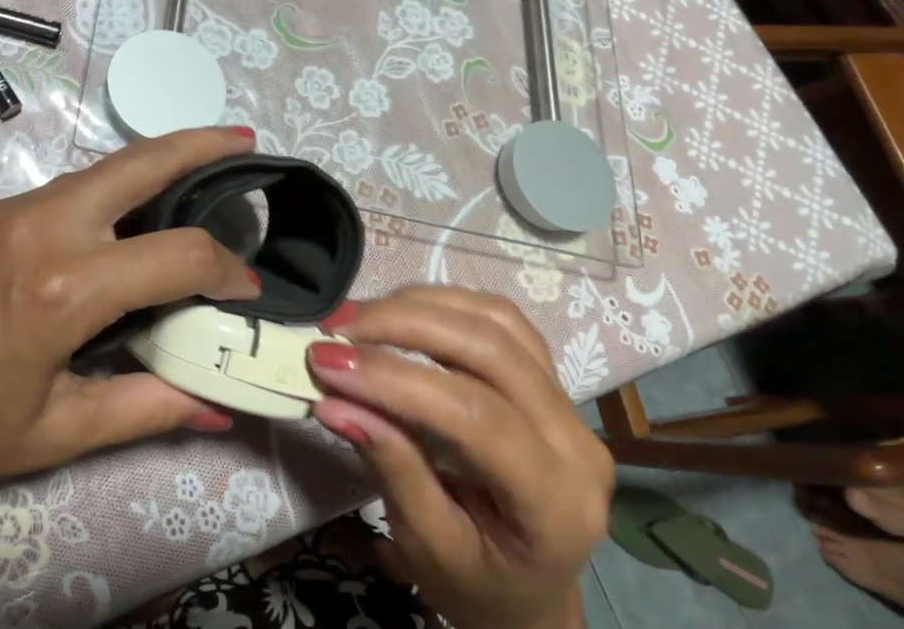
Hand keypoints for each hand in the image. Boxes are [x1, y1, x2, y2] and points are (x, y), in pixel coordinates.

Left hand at [0, 126, 262, 530]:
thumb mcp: (52, 432)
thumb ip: (143, 408)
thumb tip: (213, 407)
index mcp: (62, 286)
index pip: (177, 255)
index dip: (227, 271)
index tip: (247, 291)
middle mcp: (36, 228)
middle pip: (136, 164)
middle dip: (197, 144)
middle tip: (243, 139)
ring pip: (92, 175)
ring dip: (145, 171)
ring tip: (188, 186)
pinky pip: (53, 196)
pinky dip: (98, 200)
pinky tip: (108, 234)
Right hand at [306, 288, 610, 628]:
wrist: (528, 599)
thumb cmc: (477, 585)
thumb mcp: (427, 547)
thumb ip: (390, 468)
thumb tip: (334, 401)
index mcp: (555, 502)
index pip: (477, 417)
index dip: (397, 380)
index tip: (327, 362)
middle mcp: (577, 442)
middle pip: (494, 351)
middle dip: (405, 325)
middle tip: (336, 329)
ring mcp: (570, 406)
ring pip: (500, 322)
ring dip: (423, 305)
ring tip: (360, 317)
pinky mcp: (550, 383)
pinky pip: (503, 323)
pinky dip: (446, 305)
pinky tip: (401, 313)